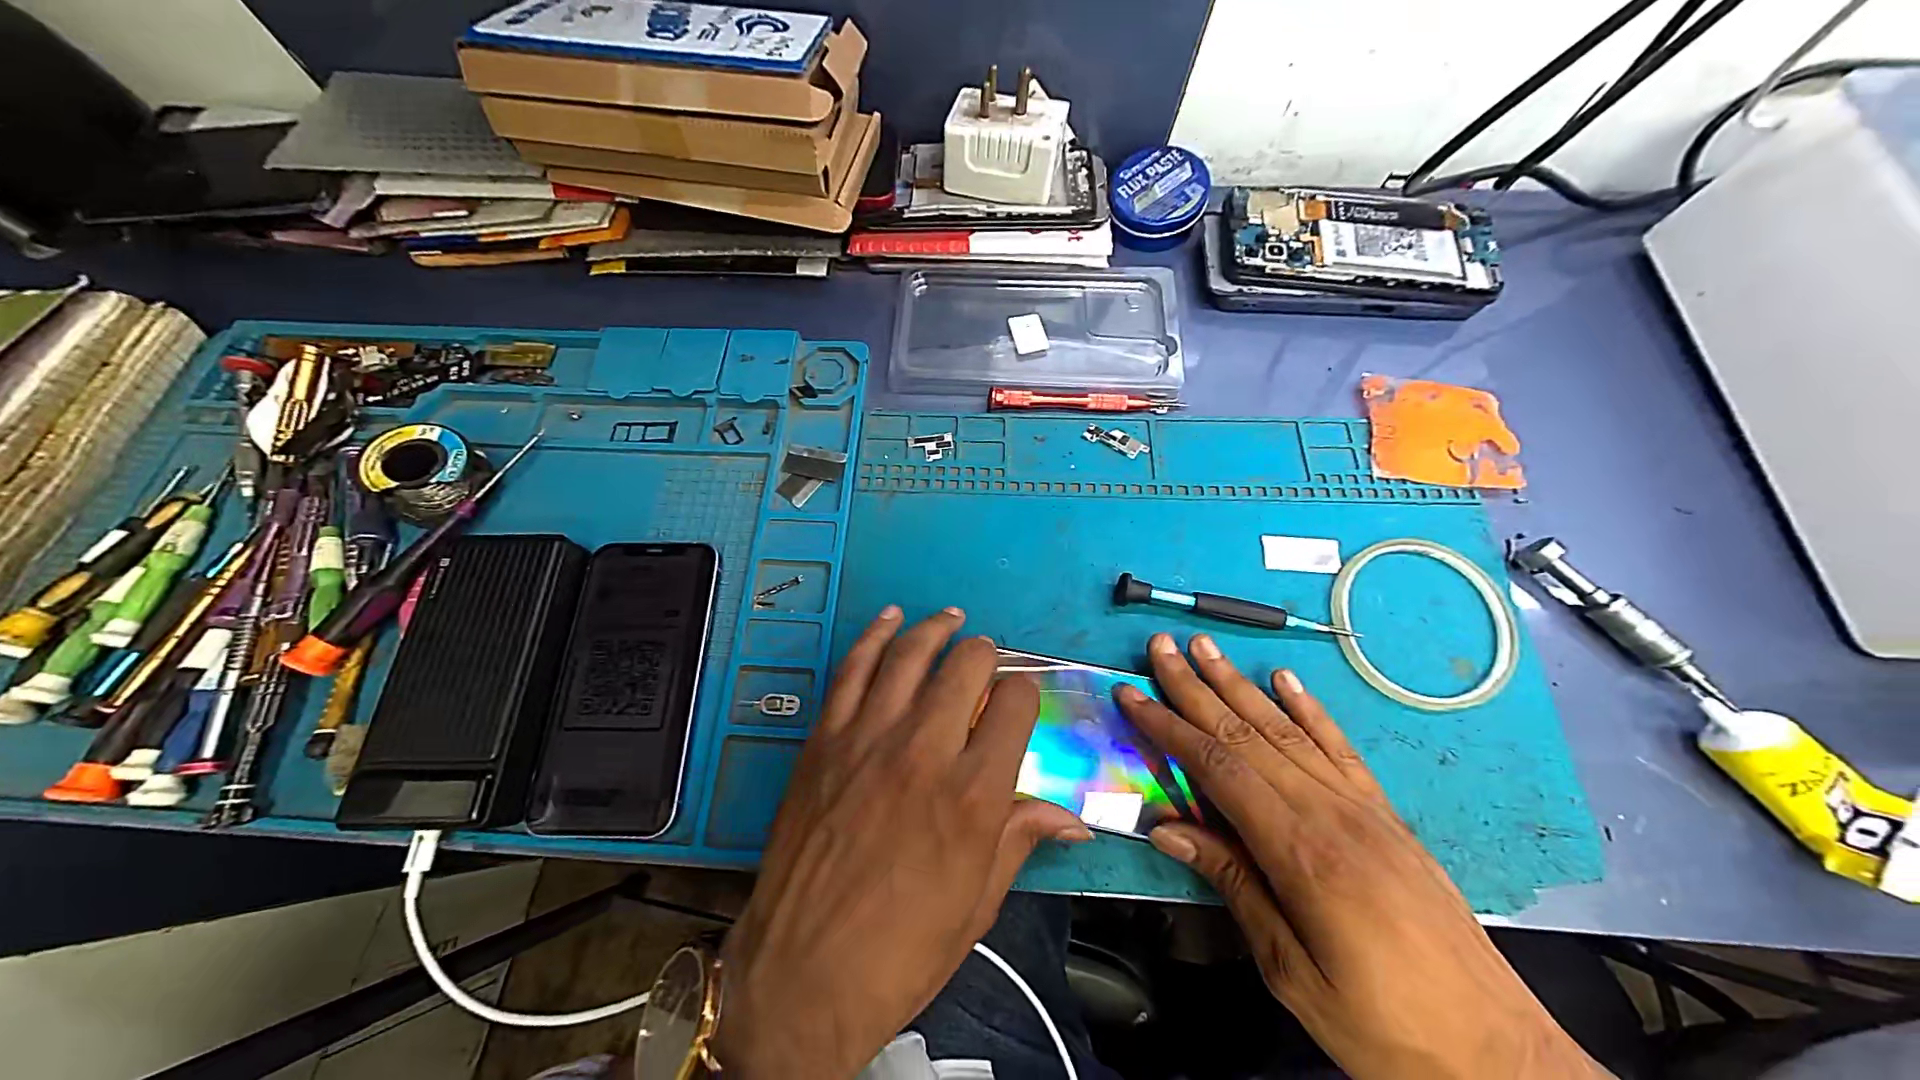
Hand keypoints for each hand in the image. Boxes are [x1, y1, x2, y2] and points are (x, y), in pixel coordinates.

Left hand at [713, 607, 1090, 1079]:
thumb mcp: (977, 901)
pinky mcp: (825, 740)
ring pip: (911, 655)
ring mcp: (868, 739)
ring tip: (950, 619)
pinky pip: (852, 669)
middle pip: (967, 666)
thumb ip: (1020, 839)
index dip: (1023, 696)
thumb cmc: (903, 949)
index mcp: (974, 794)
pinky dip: (874, 637)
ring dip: (936, 629)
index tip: (1017, 706)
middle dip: (985, 657)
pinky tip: (890, 619)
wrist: (804, 973)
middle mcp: (925, 750)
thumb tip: (1070, 819)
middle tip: (985, 665)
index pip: (1015, 704)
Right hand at [1116, 633, 1603, 1079]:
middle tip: (1161, 647)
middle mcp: (1329, 813)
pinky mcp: (1386, 814)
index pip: (1217, 768)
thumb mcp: (1291, 970)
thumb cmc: (1382, 1022)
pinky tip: (1286, 680)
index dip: (1168, 728)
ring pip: (1286, 730)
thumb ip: (1233, 885)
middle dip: (1195, 687)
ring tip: (1206, 649)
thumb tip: (1167, 831)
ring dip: (1239, 685)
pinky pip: (1339, 748)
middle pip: (1246, 735)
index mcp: (1299, 852)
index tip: (1132, 695)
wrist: (1496, 1050)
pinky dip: (1309, 709)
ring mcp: (1362, 808)